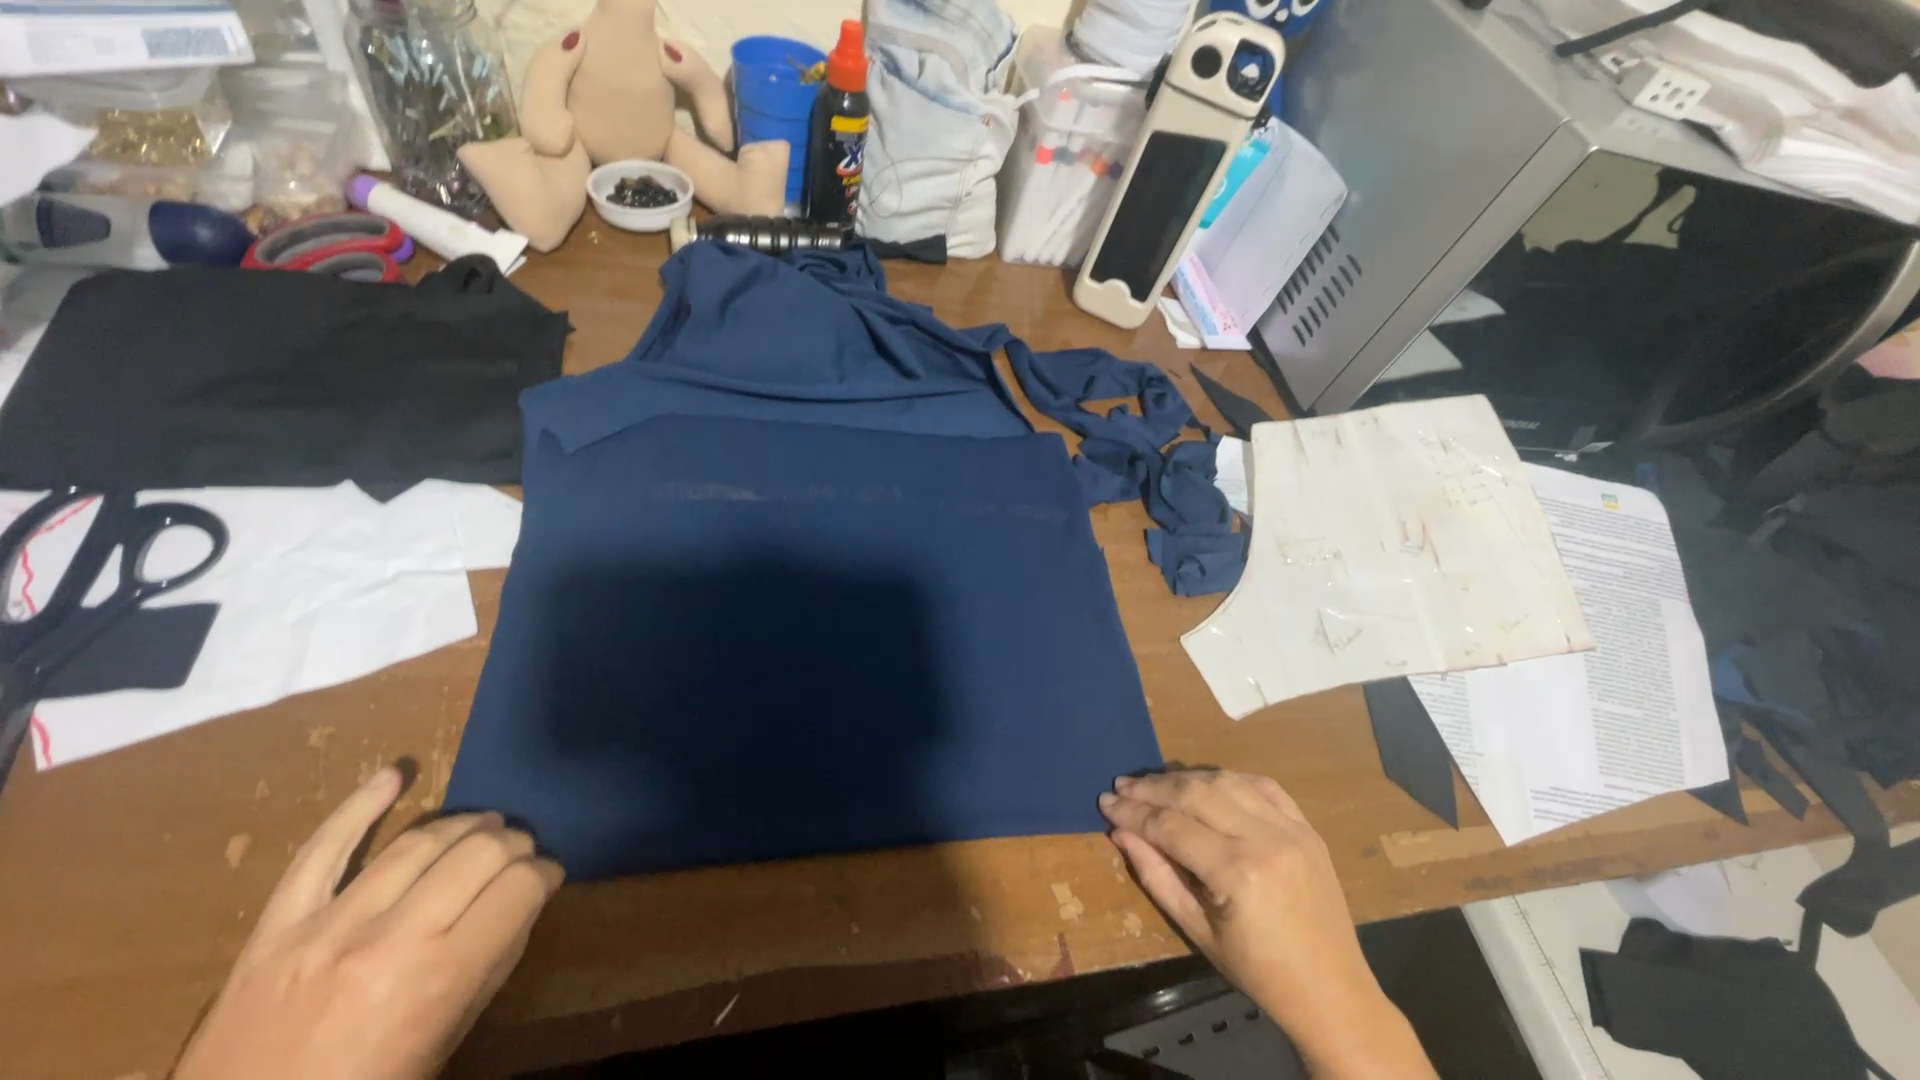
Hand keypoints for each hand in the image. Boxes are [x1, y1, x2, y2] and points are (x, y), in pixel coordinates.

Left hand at [175, 768, 564, 1079]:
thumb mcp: (445, 1043)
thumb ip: (487, 967)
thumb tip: (519, 905)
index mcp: (438, 978)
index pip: (519, 889)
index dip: (545, 875)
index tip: (547, 879)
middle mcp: (389, 939)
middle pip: (478, 853)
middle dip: (515, 844)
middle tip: (522, 853)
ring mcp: (328, 925)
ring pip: (417, 842)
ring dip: (464, 825)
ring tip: (485, 825)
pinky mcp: (277, 924)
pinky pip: (323, 849)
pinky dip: (360, 805)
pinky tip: (395, 775)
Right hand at [1100, 770, 1434, 1079]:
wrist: (1330, 990)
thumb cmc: (1257, 971)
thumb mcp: (1196, 931)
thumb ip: (1155, 876)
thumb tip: (1120, 833)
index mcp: (1236, 873)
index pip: (1170, 826)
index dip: (1133, 813)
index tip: (1105, 802)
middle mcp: (1265, 840)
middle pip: (1196, 794)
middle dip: (1153, 788)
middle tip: (1122, 786)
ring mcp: (1291, 829)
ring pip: (1227, 781)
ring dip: (1186, 778)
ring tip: (1156, 784)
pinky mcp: (1307, 828)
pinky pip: (1263, 786)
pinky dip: (1229, 779)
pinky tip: (1205, 784)